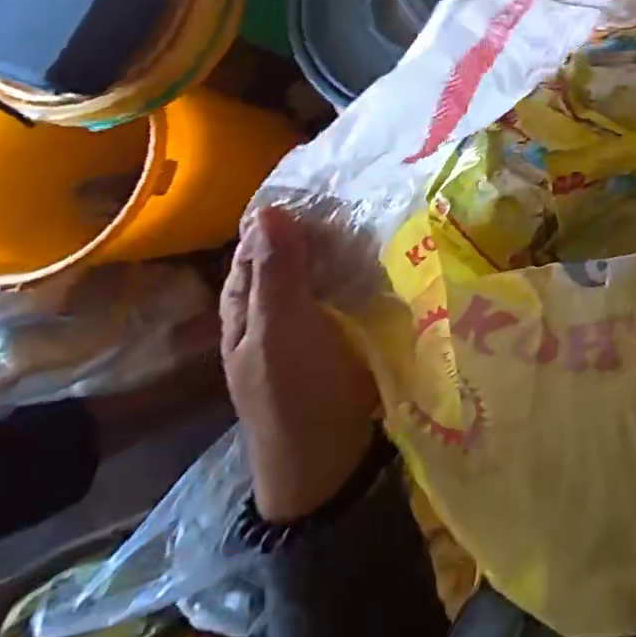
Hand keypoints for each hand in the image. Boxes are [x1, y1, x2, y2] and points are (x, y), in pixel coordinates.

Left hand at [222, 207, 380, 521]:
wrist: (328, 460)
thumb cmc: (296, 394)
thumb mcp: (279, 332)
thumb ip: (276, 274)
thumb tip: (270, 208)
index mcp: (246, 299)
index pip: (260, 236)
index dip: (289, 207)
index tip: (330, 176)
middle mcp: (274, 301)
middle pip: (295, 247)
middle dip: (324, 220)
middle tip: (368, 189)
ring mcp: (309, 316)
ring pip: (324, 264)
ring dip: (347, 242)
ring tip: (385, 210)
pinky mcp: (341, 327)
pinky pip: (348, 285)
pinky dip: (362, 267)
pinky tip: (389, 252)